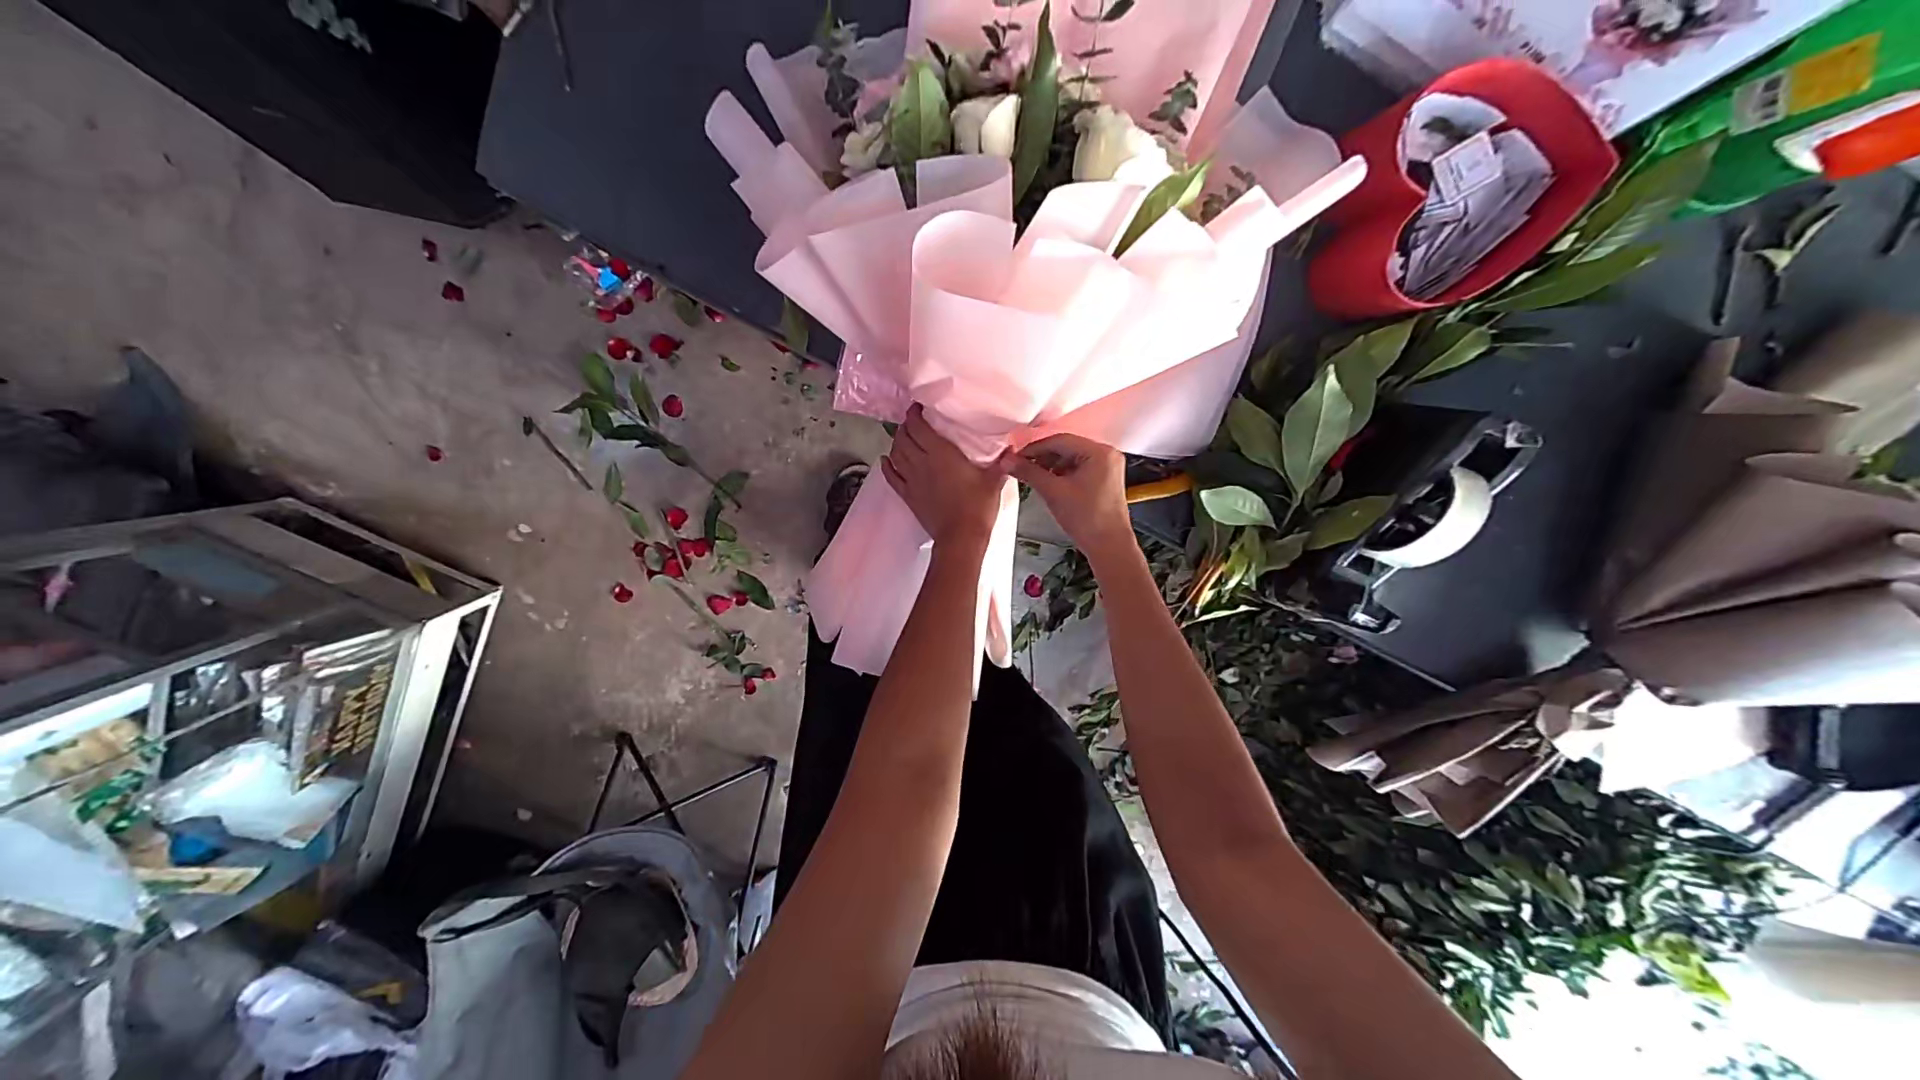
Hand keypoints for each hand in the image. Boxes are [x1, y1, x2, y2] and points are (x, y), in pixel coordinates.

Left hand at [882, 405, 1007, 546]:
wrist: (961, 538)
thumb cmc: (978, 507)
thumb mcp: (994, 481)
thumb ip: (1001, 463)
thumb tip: (1011, 450)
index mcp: (941, 454)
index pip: (918, 427)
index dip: (914, 414)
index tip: (918, 407)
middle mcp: (921, 463)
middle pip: (904, 437)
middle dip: (905, 426)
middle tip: (913, 422)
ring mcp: (911, 480)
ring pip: (896, 454)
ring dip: (897, 442)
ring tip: (903, 438)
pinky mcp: (908, 496)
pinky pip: (892, 477)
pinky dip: (887, 467)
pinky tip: (885, 461)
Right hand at [999, 434, 1133, 563]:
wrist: (1109, 546)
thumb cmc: (1087, 519)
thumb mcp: (1054, 492)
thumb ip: (1029, 472)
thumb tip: (1008, 460)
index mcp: (1099, 452)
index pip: (1060, 441)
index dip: (1035, 448)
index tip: (1017, 457)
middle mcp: (1106, 455)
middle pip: (1066, 448)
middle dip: (1042, 458)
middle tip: (1021, 467)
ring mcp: (1107, 467)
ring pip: (1071, 459)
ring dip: (1051, 466)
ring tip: (1032, 476)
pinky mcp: (1104, 479)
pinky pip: (1078, 469)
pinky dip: (1061, 474)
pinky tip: (1048, 483)